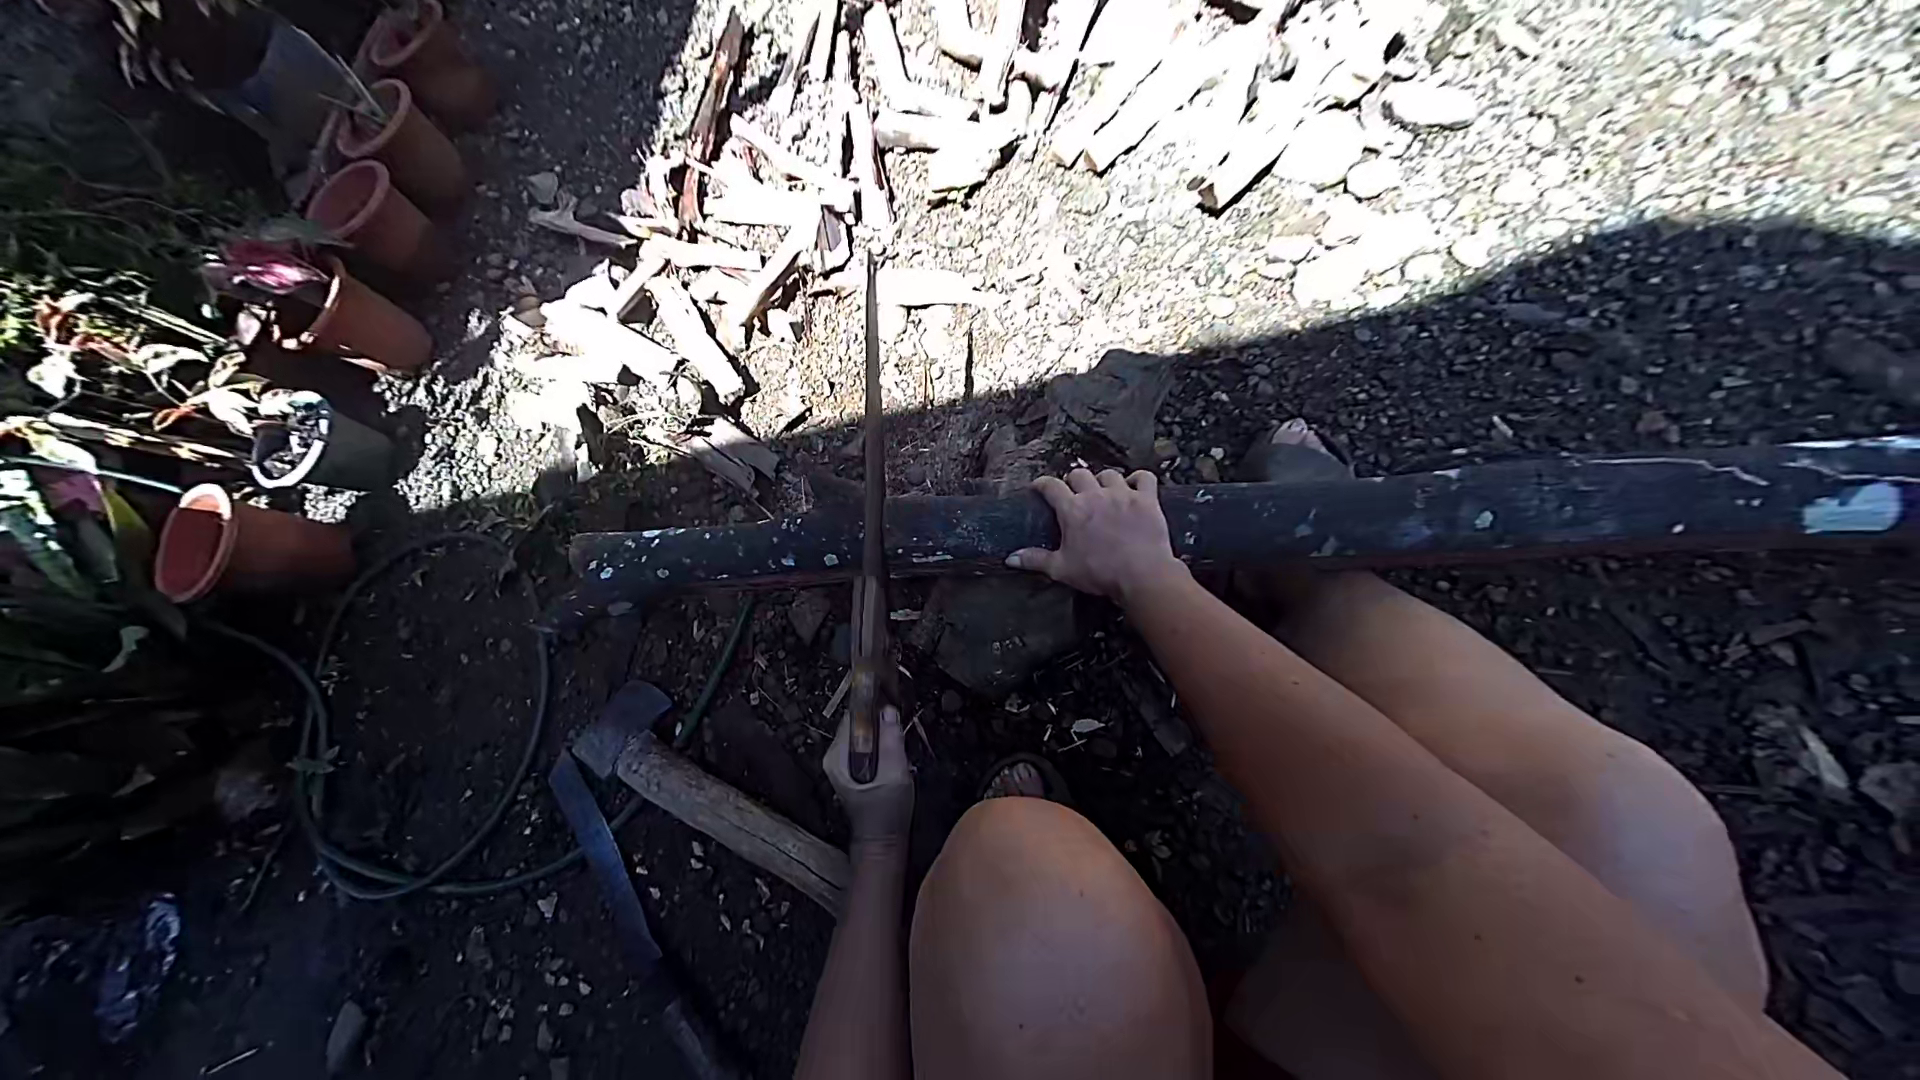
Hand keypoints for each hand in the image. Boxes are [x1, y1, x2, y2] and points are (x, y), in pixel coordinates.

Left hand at [824, 705, 913, 846]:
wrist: (884, 843)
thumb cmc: (887, 812)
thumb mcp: (894, 775)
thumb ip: (891, 742)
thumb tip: (888, 710)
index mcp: (836, 757)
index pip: (852, 717)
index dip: (871, 705)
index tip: (890, 695)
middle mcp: (834, 757)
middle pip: (858, 723)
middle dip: (879, 719)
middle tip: (900, 720)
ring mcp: (843, 763)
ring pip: (865, 733)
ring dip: (882, 732)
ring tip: (899, 735)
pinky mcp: (854, 768)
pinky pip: (868, 744)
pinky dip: (882, 743)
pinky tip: (895, 750)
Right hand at [1006, 468, 1189, 602]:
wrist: (1141, 575)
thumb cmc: (1099, 573)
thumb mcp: (1061, 568)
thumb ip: (1035, 560)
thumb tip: (1010, 559)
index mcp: (1072, 509)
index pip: (1051, 486)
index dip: (1042, 484)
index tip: (1039, 487)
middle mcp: (1096, 495)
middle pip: (1080, 474)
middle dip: (1073, 481)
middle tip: (1073, 493)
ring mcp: (1123, 495)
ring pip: (1109, 474)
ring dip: (1103, 480)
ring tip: (1103, 491)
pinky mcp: (1147, 500)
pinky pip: (1144, 477)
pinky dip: (1138, 479)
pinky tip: (1134, 486)